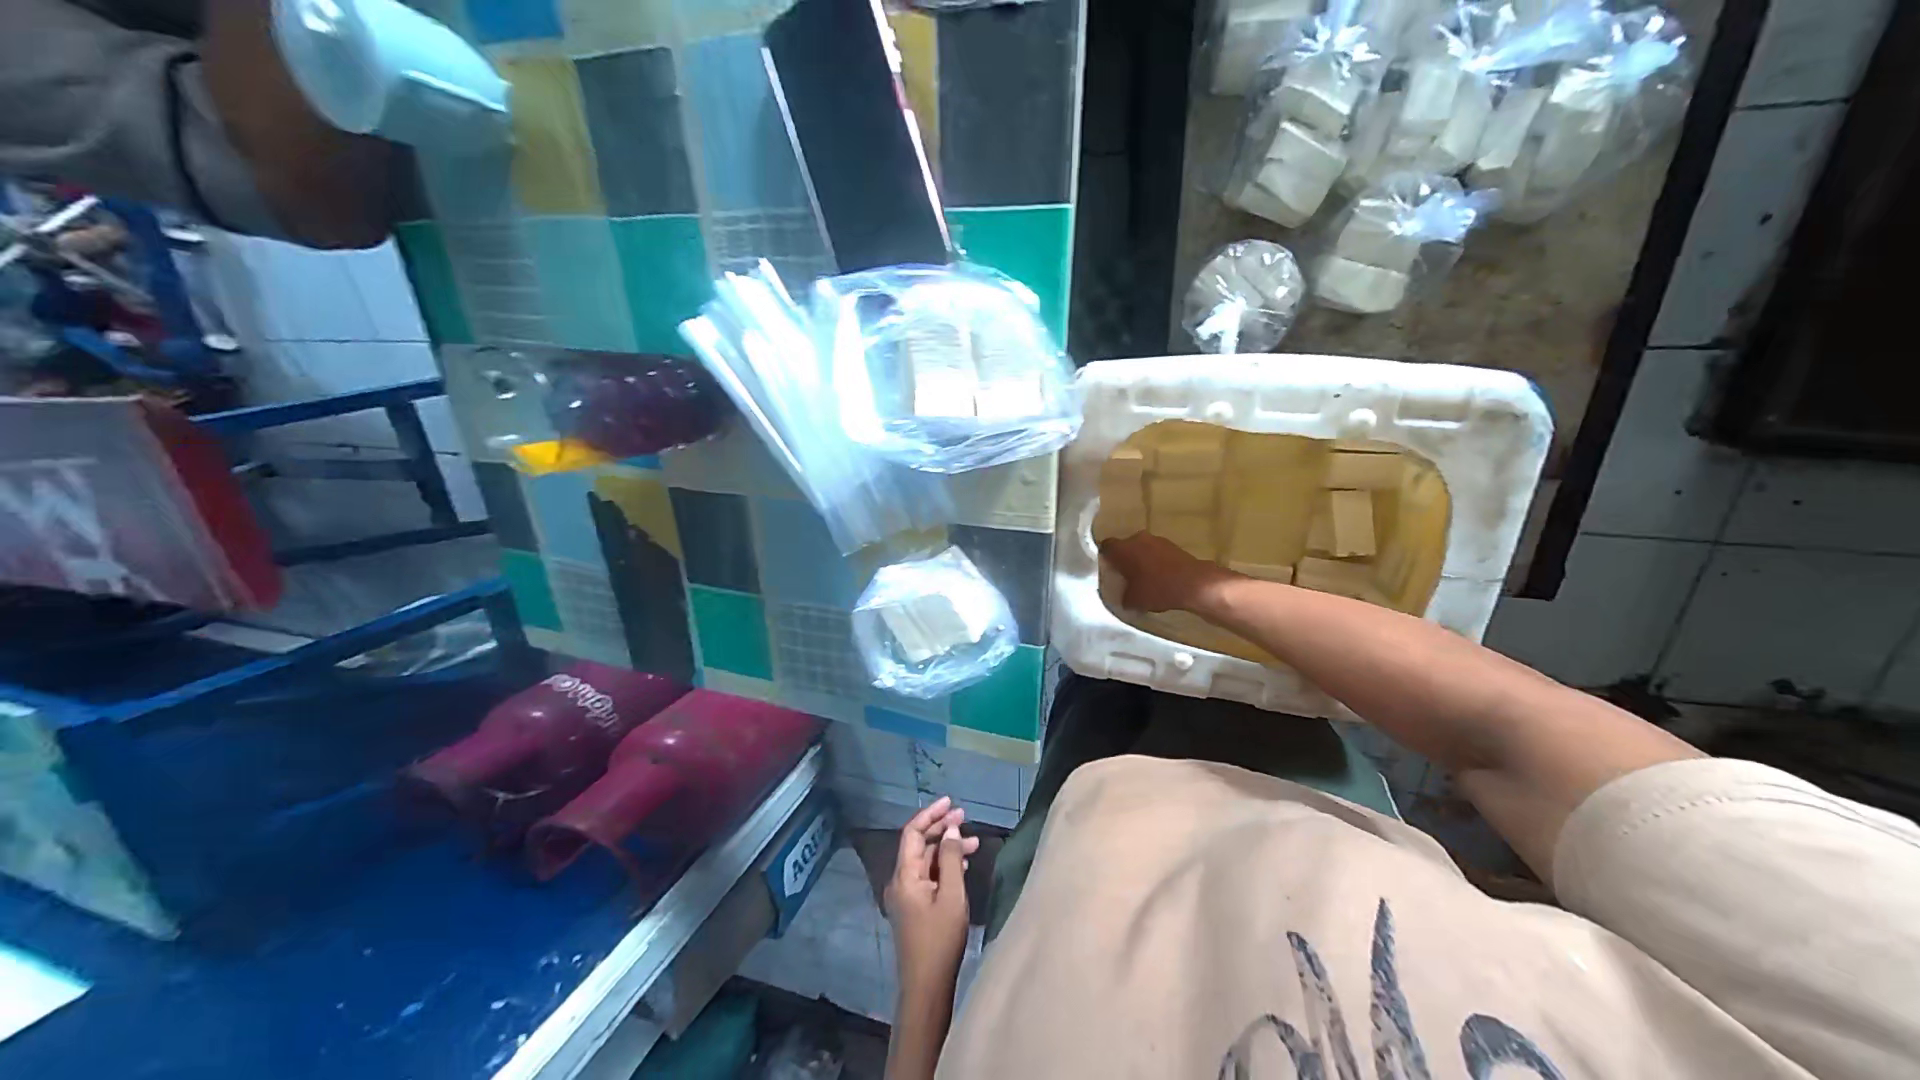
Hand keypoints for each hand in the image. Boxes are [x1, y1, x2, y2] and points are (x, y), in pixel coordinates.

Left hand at [884, 796, 979, 1000]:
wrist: (926, 986)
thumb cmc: (940, 940)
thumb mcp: (952, 896)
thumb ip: (950, 859)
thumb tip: (950, 830)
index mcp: (904, 875)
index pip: (912, 833)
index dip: (930, 814)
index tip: (950, 802)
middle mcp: (900, 881)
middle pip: (918, 845)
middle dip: (940, 829)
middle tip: (965, 817)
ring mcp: (906, 895)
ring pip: (925, 861)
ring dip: (946, 848)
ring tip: (973, 842)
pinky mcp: (914, 908)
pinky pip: (927, 876)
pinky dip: (943, 865)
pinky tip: (962, 863)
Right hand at [1100, 532, 1235, 612]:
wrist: (1195, 584)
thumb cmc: (1157, 589)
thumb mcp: (1133, 600)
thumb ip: (1123, 596)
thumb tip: (1123, 596)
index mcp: (1123, 548)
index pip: (1105, 547)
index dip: (1104, 558)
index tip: (1106, 571)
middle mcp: (1138, 538)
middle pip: (1125, 547)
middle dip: (1124, 560)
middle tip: (1124, 578)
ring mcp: (1157, 540)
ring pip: (1142, 550)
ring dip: (1141, 562)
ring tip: (1143, 580)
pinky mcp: (1173, 546)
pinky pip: (1157, 554)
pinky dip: (1156, 564)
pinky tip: (1159, 580)